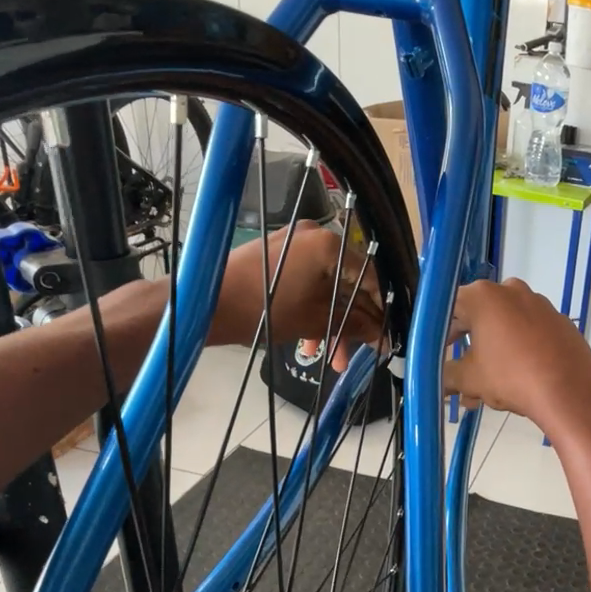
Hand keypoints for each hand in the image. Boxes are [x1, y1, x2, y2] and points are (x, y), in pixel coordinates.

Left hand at [207, 223, 383, 359]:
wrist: (207, 304)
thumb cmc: (267, 310)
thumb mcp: (318, 320)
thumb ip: (357, 325)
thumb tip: (383, 337)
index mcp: (330, 245)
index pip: (371, 278)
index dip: (378, 312)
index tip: (382, 339)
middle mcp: (315, 235)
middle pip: (347, 284)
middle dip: (350, 323)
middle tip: (353, 353)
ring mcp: (294, 241)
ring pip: (326, 286)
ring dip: (330, 321)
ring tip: (328, 357)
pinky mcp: (278, 252)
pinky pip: (307, 281)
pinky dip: (312, 307)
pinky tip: (307, 341)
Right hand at [443, 279, 590, 429]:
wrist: (569, 391)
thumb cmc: (511, 377)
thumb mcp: (469, 379)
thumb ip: (447, 375)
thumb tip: (440, 380)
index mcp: (484, 296)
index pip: (450, 306)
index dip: (440, 332)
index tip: (439, 353)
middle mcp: (512, 291)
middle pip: (480, 317)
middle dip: (469, 348)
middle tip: (461, 375)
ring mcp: (540, 304)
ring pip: (506, 328)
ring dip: (493, 355)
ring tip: (486, 392)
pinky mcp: (560, 322)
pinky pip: (530, 334)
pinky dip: (520, 352)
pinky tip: (517, 380)